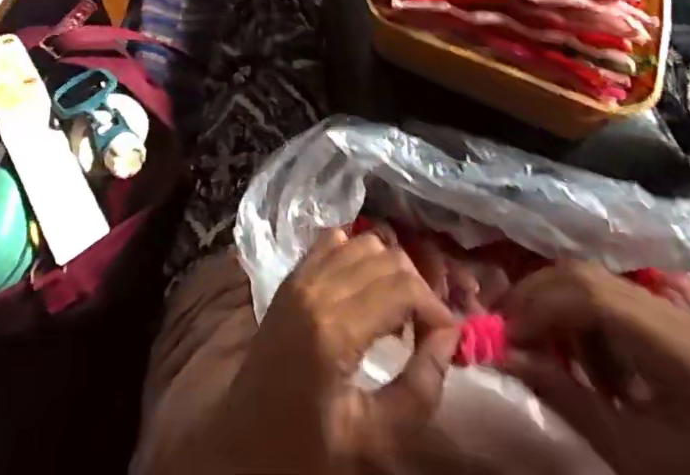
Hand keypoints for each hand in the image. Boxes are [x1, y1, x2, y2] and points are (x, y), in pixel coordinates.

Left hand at [205, 229, 463, 473]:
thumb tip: (448, 338)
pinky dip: (358, 254)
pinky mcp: (289, 279)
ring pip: (362, 242)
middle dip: (417, 288)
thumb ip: (419, 391)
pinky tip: (366, 290)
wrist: (240, 444)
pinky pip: (332, 241)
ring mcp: (297, 278)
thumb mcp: (372, 439)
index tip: (448, 340)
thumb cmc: (305, 448)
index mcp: (333, 328)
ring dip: (389, 270)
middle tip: (425, 331)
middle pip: (386, 258)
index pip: (403, 287)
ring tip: (396, 315)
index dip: (436, 308)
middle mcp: (314, 289)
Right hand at [501, 262, 689, 474]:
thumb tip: (504, 355)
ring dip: (554, 303)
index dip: (545, 307)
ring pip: (592, 277)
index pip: (601, 300)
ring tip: (539, 345)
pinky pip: (606, 292)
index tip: (508, 333)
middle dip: (539, 296)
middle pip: (591, 278)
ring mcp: (676, 309)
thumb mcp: (624, 448)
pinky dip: (575, 314)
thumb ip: (564, 397)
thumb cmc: (686, 472)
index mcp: (686, 353)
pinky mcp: (665, 312)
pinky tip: (575, 354)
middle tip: (507, 328)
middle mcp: (683, 316)